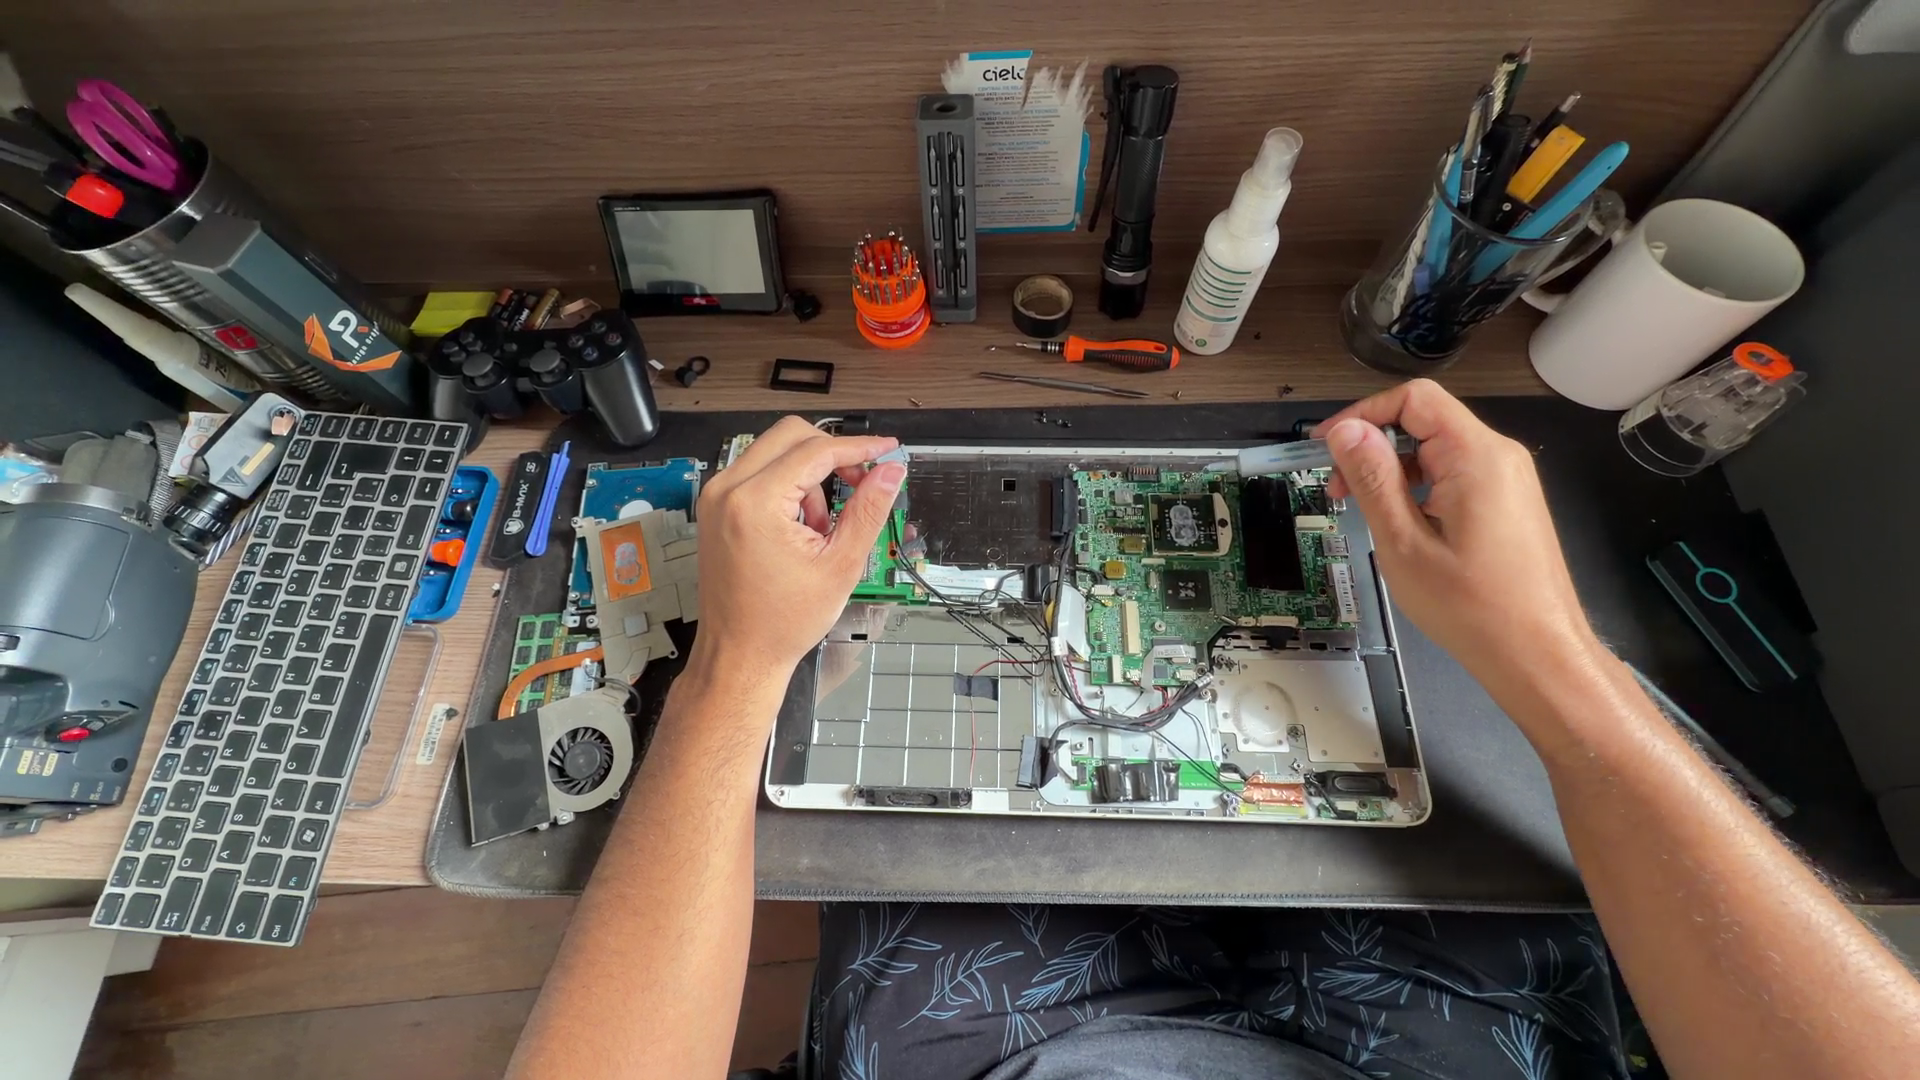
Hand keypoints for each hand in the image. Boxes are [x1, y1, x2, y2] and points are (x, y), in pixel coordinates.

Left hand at [687, 417, 905, 687]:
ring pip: (775, 451)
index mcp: (755, 502)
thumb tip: (890, 473)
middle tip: (861, 482)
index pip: (815, 450)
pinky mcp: (717, 508)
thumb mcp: (841, 565)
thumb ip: (868, 510)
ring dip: (810, 474)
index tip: (886, 450)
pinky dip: (789, 486)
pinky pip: (760, 473)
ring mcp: (717, 497)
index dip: (858, 447)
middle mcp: (728, 491)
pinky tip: (803, 528)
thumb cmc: (782, 621)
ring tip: (824, 526)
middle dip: (833, 453)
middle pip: (791, 435)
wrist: (740, 654)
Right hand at [1313, 380, 1600, 688]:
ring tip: (1361, 511)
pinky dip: (1414, 487)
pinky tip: (1396, 523)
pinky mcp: (1505, 502)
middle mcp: (1498, 456)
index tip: (1324, 447)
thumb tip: (1345, 431)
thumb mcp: (1403, 542)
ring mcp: (1506, 479)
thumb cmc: (1468, 605)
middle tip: (1335, 490)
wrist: (1536, 654)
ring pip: (1434, 449)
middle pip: (1423, 421)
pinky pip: (1450, 474)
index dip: (1362, 414)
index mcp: (1476, 457)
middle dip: (1371, 446)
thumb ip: (1373, 479)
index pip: (1414, 400)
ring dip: (1389, 469)